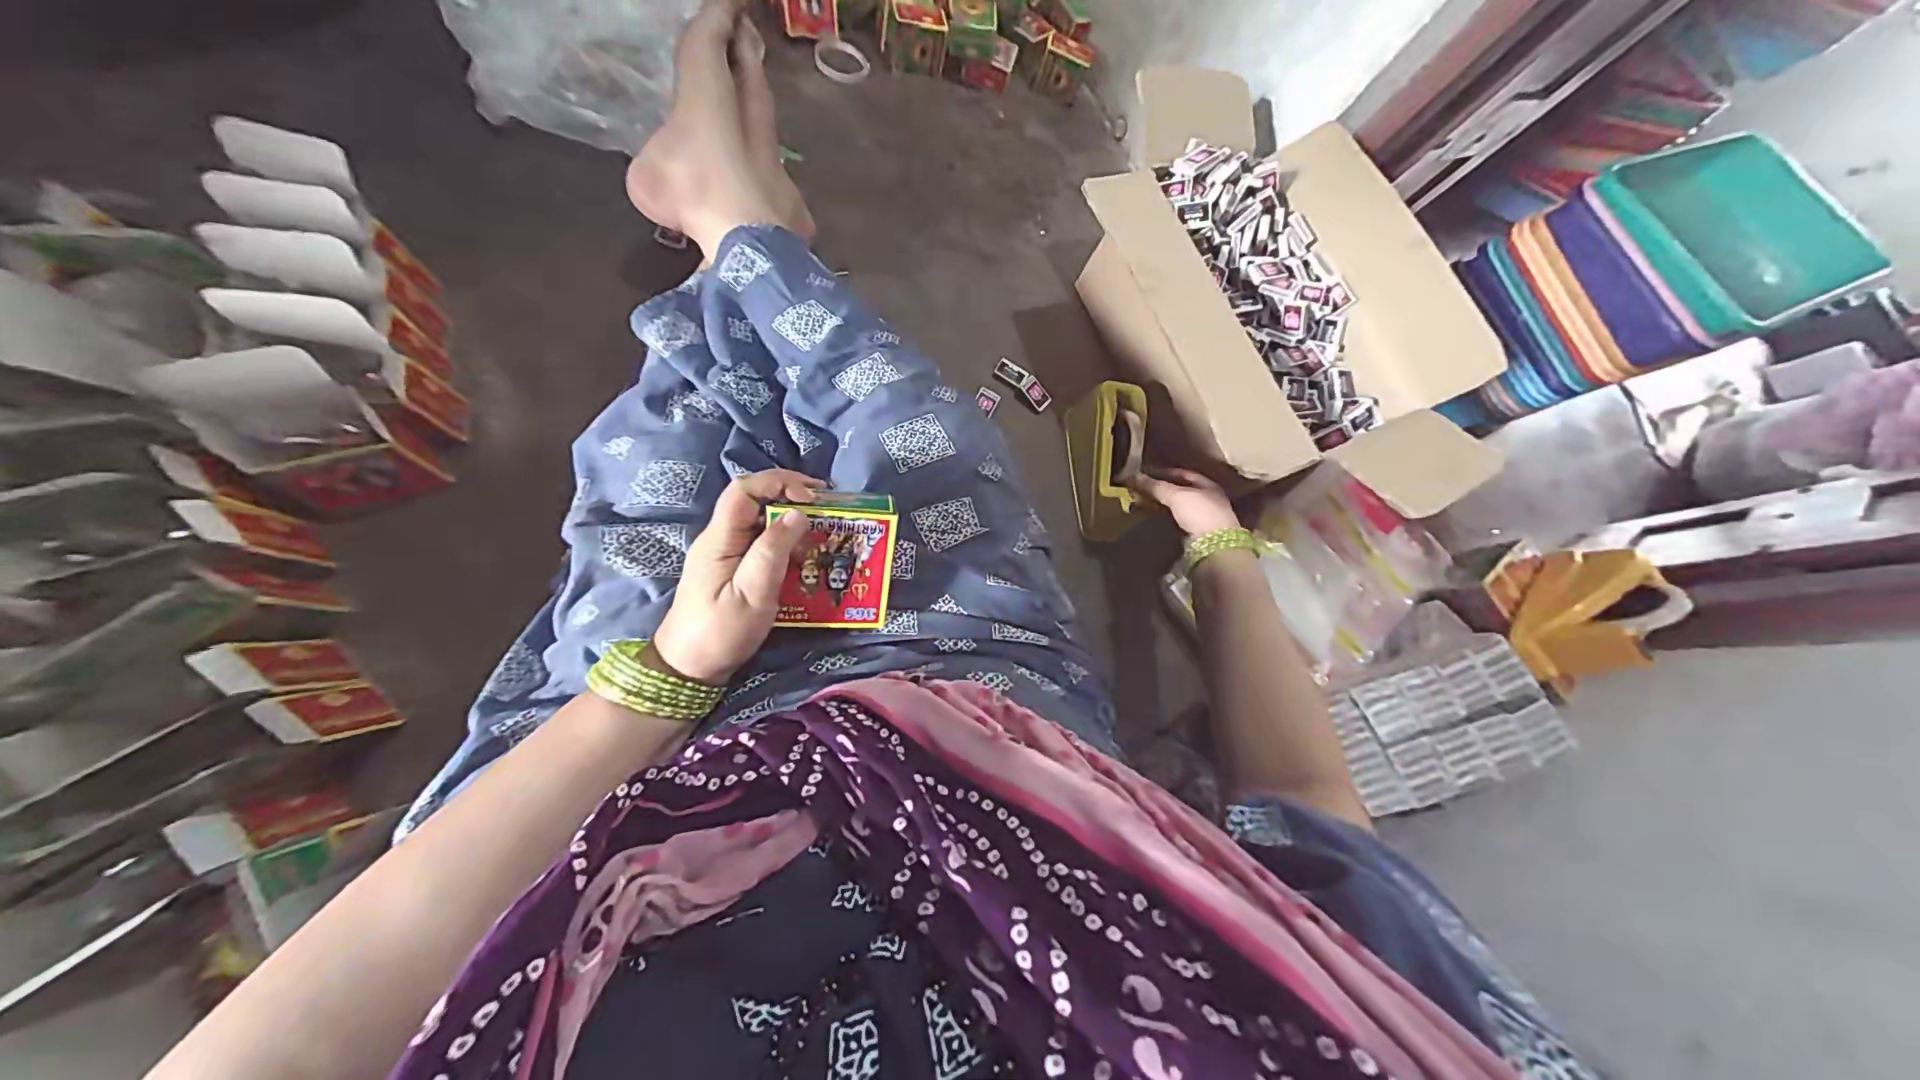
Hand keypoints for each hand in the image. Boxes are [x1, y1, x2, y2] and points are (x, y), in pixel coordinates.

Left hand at [651, 470, 823, 683]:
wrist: (687, 669)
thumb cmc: (720, 632)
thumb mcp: (752, 593)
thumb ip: (773, 550)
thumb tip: (799, 514)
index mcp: (720, 538)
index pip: (745, 489)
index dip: (780, 482)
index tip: (813, 496)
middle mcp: (721, 539)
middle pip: (756, 501)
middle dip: (793, 499)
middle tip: (829, 511)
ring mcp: (725, 555)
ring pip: (761, 523)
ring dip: (793, 523)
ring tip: (824, 534)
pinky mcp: (733, 571)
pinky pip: (761, 545)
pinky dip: (786, 544)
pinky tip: (806, 558)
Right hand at [1131, 467, 1241, 537]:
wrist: (1214, 545)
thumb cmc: (1199, 513)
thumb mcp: (1176, 495)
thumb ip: (1156, 486)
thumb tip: (1135, 476)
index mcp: (1208, 485)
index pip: (1185, 474)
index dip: (1166, 472)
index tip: (1149, 474)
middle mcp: (1208, 499)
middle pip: (1181, 491)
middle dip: (1162, 490)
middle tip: (1142, 489)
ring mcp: (1203, 517)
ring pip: (1178, 507)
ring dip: (1162, 505)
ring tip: (1144, 503)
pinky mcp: (1197, 533)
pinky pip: (1177, 520)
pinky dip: (1165, 518)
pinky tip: (1154, 518)